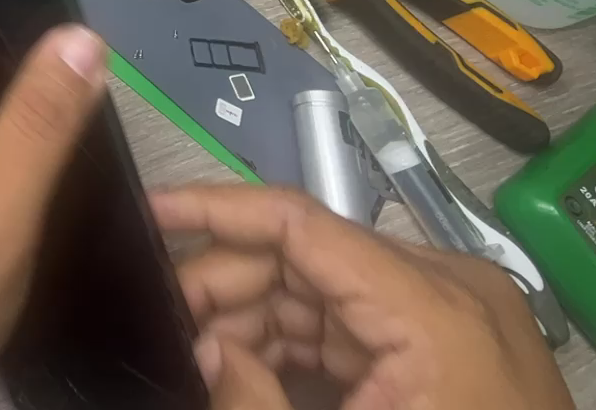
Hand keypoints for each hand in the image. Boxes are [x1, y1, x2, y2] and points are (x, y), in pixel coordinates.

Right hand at [153, 184, 573, 409]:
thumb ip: (259, 403)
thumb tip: (205, 348)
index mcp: (433, 306)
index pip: (297, 221)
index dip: (212, 207)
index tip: (149, 211)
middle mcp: (443, 285)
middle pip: (298, 254)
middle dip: (224, 284)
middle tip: (168, 319)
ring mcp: (446, 311)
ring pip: (314, 284)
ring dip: (251, 315)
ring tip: (200, 349)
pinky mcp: (440, 338)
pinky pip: (343, 316)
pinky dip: (291, 338)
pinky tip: (247, 362)